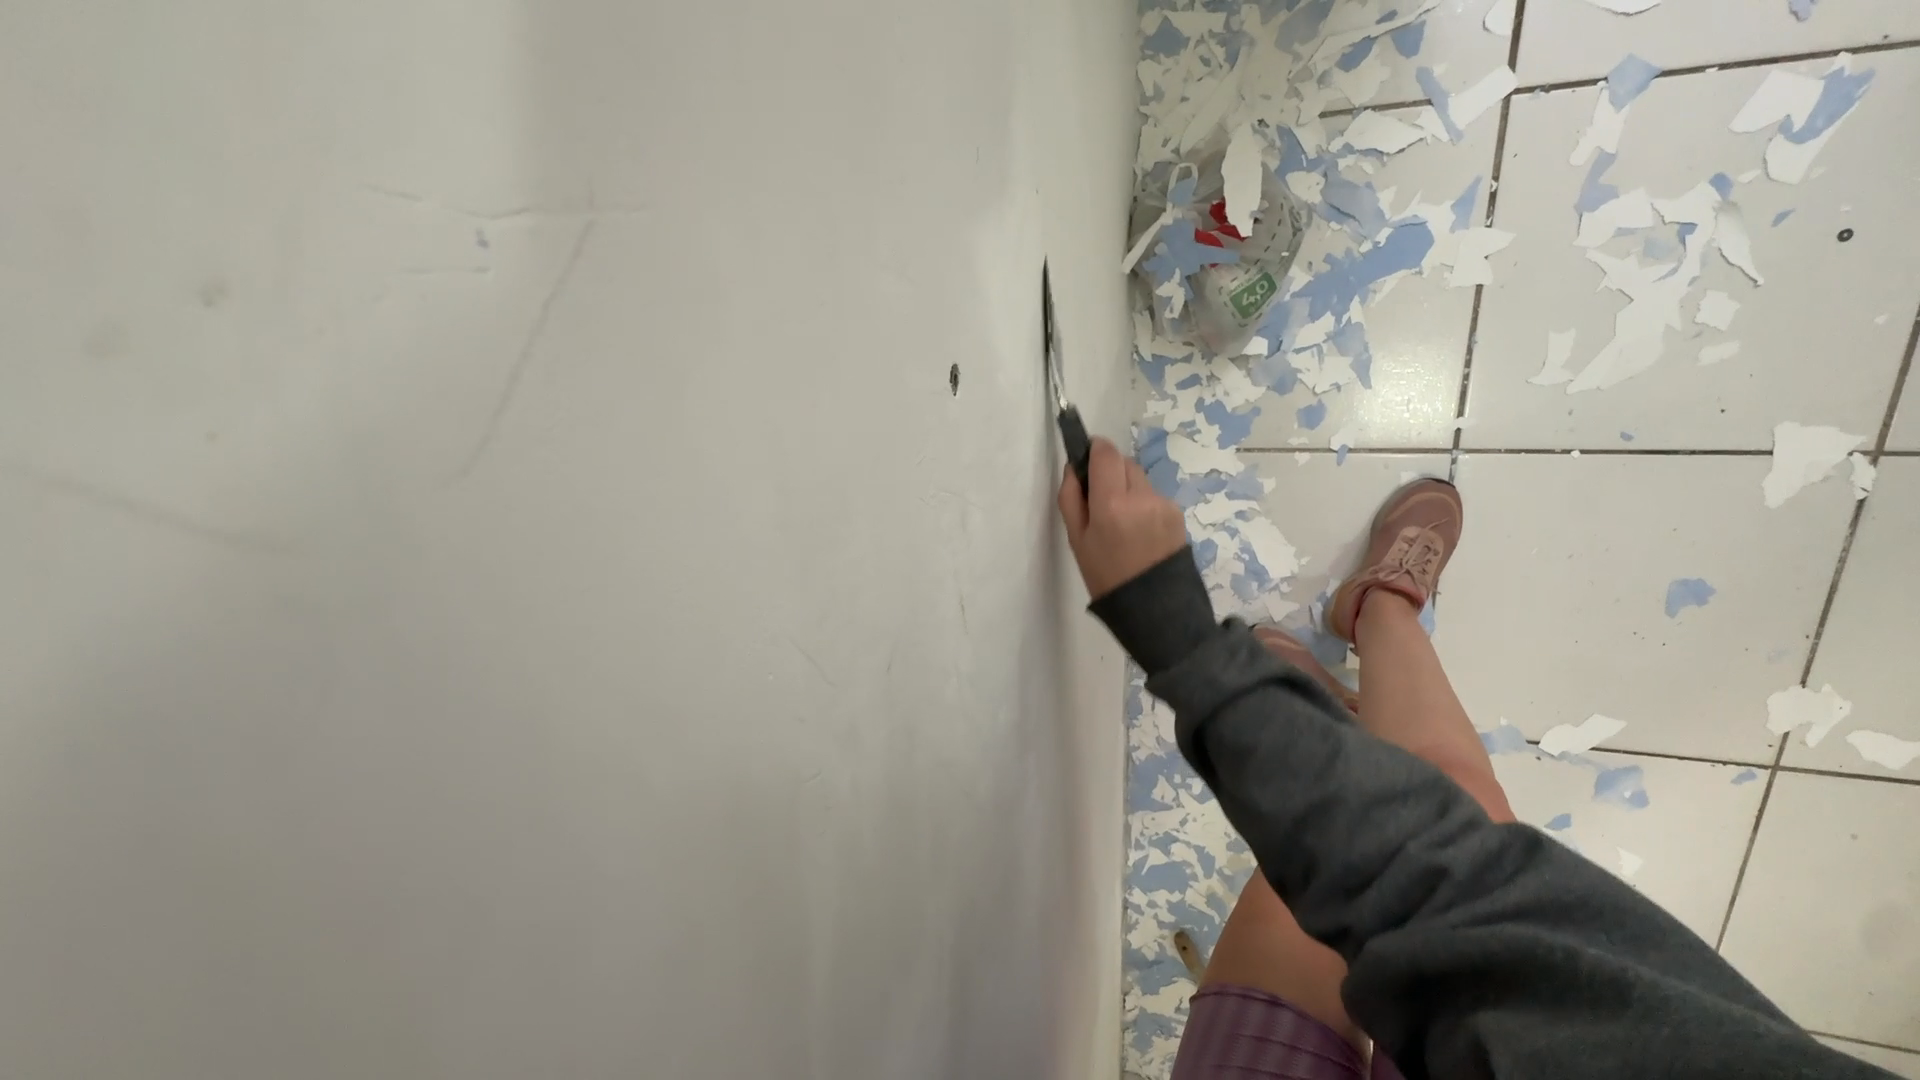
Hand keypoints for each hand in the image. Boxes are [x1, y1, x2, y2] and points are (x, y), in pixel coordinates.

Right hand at [1057, 437, 1189, 599]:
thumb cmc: (1106, 576)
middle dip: (1111, 472)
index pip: (1105, 453)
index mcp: (1111, 503)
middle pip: (1123, 462)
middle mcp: (1141, 496)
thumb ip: (1071, 498)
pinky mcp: (1177, 513)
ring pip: (1140, 479)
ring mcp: (1163, 503)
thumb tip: (1073, 467)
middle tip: (1101, 500)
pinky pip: (1154, 496)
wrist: (1154, 607)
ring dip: (1128, 488)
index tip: (1088, 460)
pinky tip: (1141, 532)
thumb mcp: (1077, 540)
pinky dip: (1144, 505)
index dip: (1095, 450)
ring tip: (1123, 522)